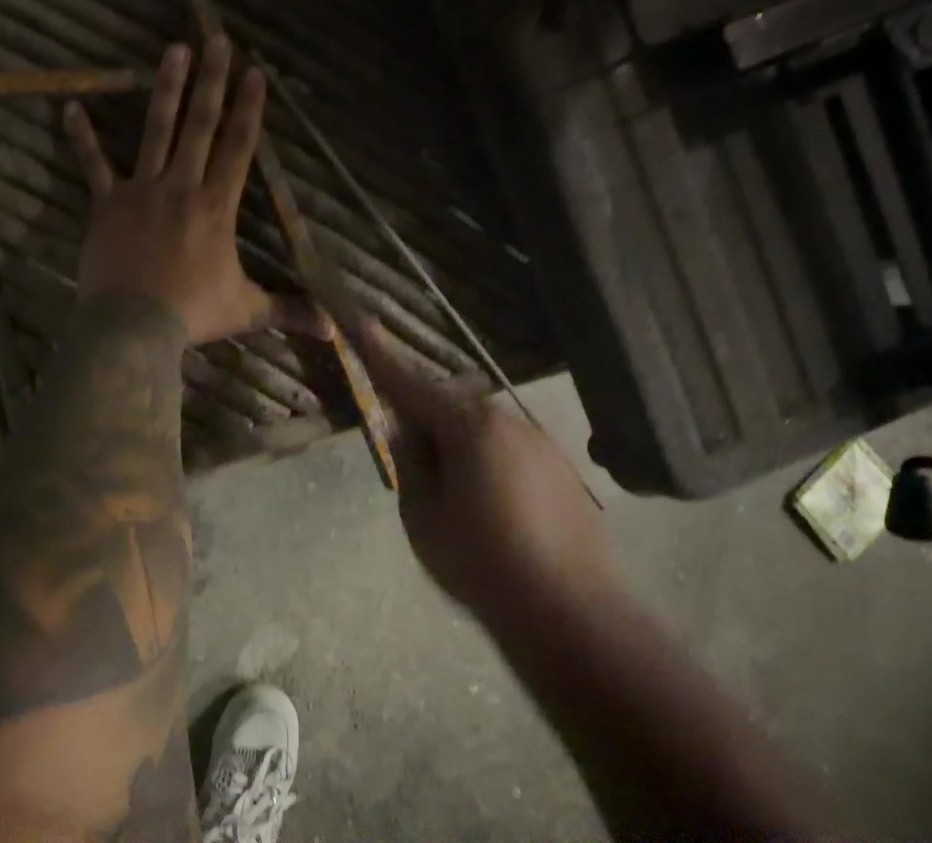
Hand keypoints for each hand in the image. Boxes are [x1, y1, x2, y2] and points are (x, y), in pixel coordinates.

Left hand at [63, 38, 305, 344]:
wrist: (133, 325)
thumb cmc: (192, 314)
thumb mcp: (246, 311)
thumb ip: (288, 310)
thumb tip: (331, 329)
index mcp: (217, 205)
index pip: (239, 146)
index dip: (249, 108)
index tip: (255, 71)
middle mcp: (182, 185)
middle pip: (201, 124)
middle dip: (212, 80)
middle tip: (217, 39)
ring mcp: (142, 190)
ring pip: (156, 129)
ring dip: (165, 88)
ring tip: (173, 50)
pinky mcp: (106, 204)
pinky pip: (93, 164)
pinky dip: (82, 137)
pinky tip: (71, 108)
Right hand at [352, 321, 615, 619]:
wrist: (571, 612)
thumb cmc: (481, 562)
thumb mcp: (420, 514)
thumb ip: (411, 461)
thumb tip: (409, 430)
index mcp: (469, 427)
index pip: (410, 383)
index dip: (379, 354)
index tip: (359, 319)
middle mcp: (509, 421)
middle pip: (450, 404)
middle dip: (426, 419)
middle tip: (414, 464)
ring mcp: (543, 443)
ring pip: (482, 429)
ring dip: (460, 445)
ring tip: (456, 499)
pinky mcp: (564, 470)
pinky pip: (510, 450)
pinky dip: (490, 464)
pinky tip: (493, 510)